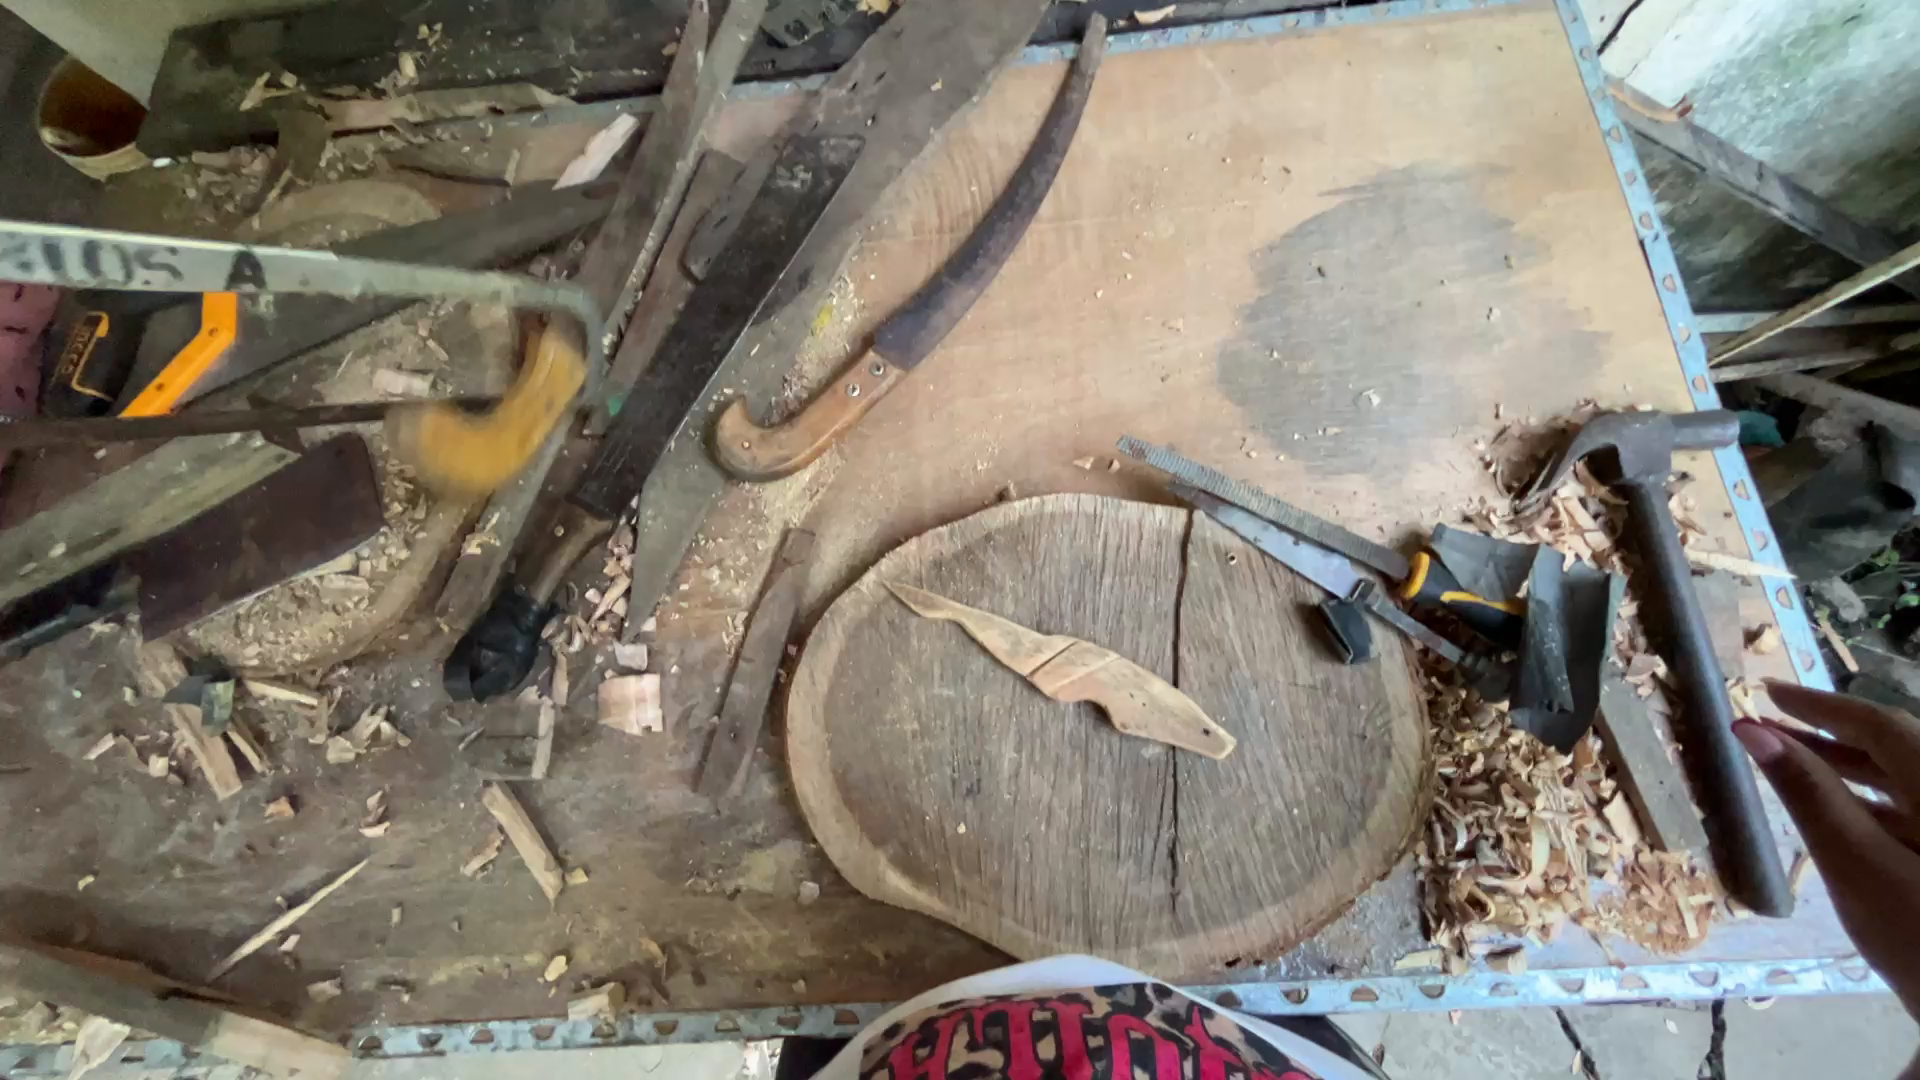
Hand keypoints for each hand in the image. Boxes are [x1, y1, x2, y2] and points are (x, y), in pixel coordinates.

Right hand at [1734, 680, 1919, 1017]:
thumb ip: (1805, 791)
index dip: (1822, 705)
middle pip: (1906, 749)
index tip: (1766, 691)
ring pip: (1914, 778)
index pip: (1885, 727)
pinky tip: (1840, 803)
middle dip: (1834, 731)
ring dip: (1852, 762)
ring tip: (1790, 755)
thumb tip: (1749, 729)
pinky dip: (1877, 795)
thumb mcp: (1853, 862)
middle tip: (1770, 720)